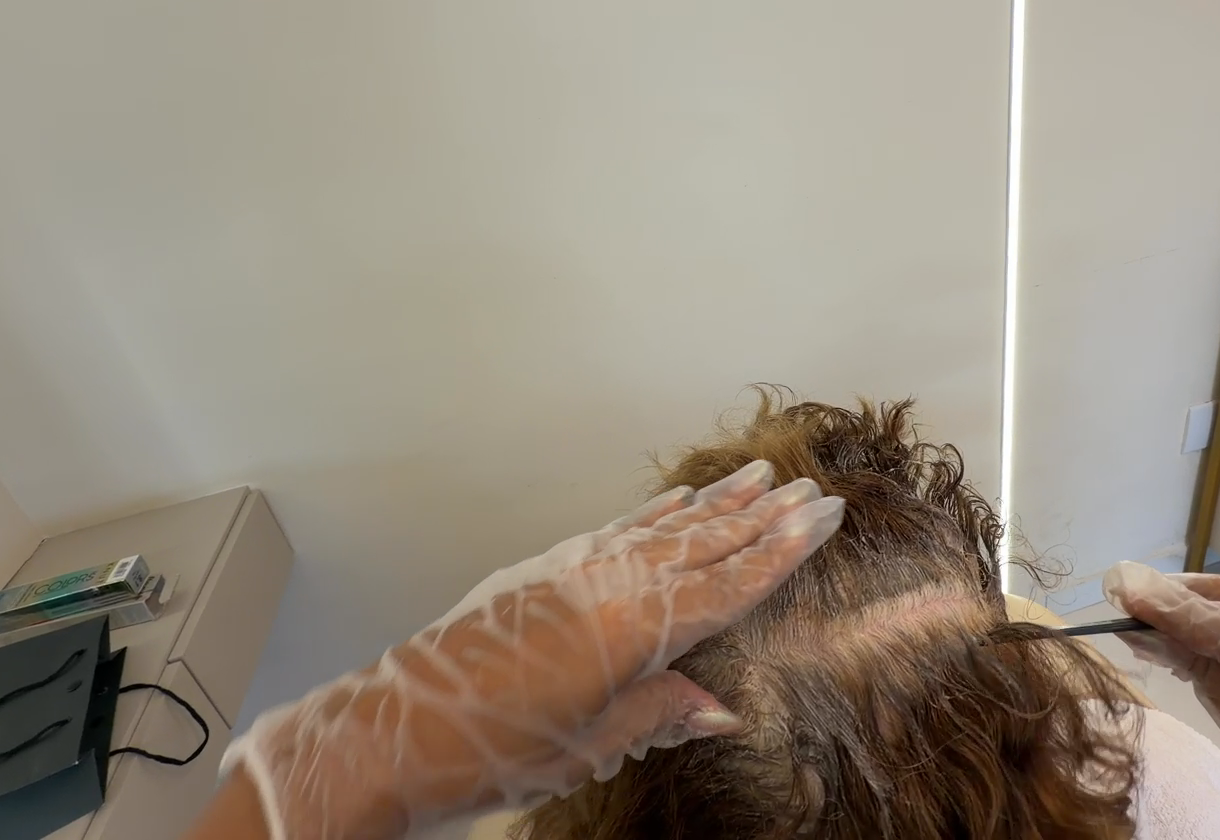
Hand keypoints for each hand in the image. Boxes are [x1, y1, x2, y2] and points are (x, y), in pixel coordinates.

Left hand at [224, 462, 844, 839]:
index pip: (729, 581)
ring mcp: (583, 564)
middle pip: (707, 541)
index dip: (781, 549)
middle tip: (805, 485)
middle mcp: (615, 582)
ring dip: (718, 501)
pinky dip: (659, 510)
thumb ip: (660, 714)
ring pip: (669, 524)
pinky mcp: (555, 562)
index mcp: (635, 629)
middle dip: (762, 513)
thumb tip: (719, 709)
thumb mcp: (589, 745)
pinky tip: (680, 497)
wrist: (398, 723)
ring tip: (757, 473)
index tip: (820, 515)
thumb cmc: (495, 746)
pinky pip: (624, 527)